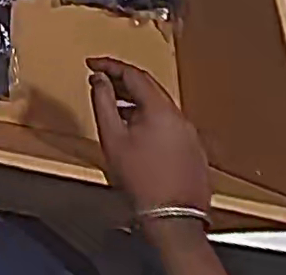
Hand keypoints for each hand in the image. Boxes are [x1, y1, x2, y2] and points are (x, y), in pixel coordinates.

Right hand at [88, 57, 210, 219]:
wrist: (173, 222)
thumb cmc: (139, 179)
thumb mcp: (112, 137)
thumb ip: (103, 101)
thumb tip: (99, 77)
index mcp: (160, 108)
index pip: (133, 73)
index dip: (109, 65)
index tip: (91, 63)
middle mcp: (179, 116)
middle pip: (148, 86)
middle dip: (122, 80)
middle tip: (101, 80)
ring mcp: (189, 134)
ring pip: (159, 105)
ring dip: (135, 100)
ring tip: (114, 106)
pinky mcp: (194, 151)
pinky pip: (168, 123)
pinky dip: (150, 118)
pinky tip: (136, 131)